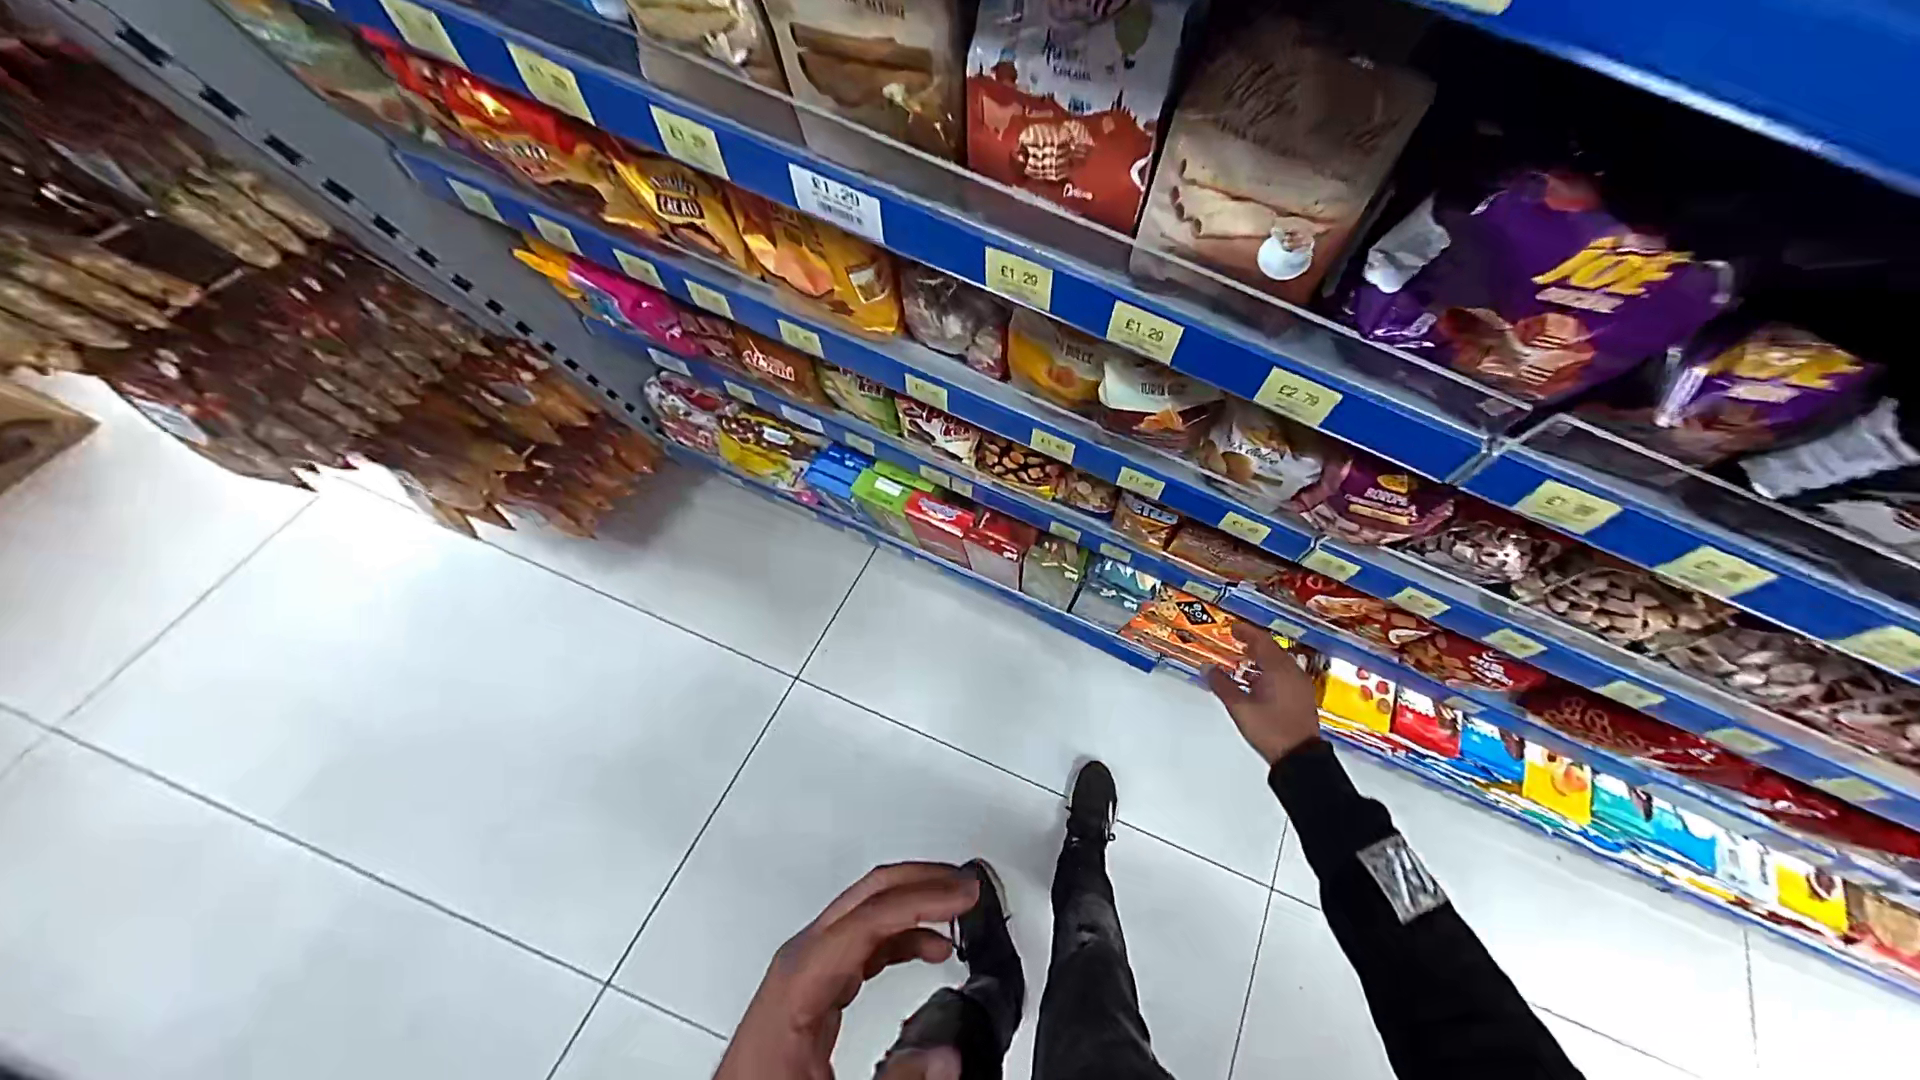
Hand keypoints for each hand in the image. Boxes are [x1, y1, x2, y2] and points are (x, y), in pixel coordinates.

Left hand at [716, 862, 980, 1079]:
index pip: (869, 917)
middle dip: (922, 883)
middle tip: (965, 886)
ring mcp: (807, 965)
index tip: (961, 896)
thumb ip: (895, 1078)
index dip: (921, 900)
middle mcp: (802, 960)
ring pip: (868, 910)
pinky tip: (930, 945)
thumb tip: (948, 1058)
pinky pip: (864, 938)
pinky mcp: (815, 979)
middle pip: (868, 895)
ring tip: (957, 908)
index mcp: (801, 979)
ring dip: (915, 903)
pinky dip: (902, 933)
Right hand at [1205, 622, 1322, 764]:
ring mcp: (1299, 685)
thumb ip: (1222, 684)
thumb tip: (1207, 669)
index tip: (1233, 628)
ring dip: (1260, 658)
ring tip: (1243, 660)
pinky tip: (1256, 681)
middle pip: (1272, 650)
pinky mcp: (1301, 698)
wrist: (1299, 757)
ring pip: (1279, 662)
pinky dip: (1269, 671)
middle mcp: (1293, 673)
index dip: (1245, 632)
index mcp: (1279, 669)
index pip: (1261, 641)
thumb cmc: (1272, 730)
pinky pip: (1284, 675)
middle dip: (1253, 644)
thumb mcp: (1239, 706)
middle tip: (1237, 640)